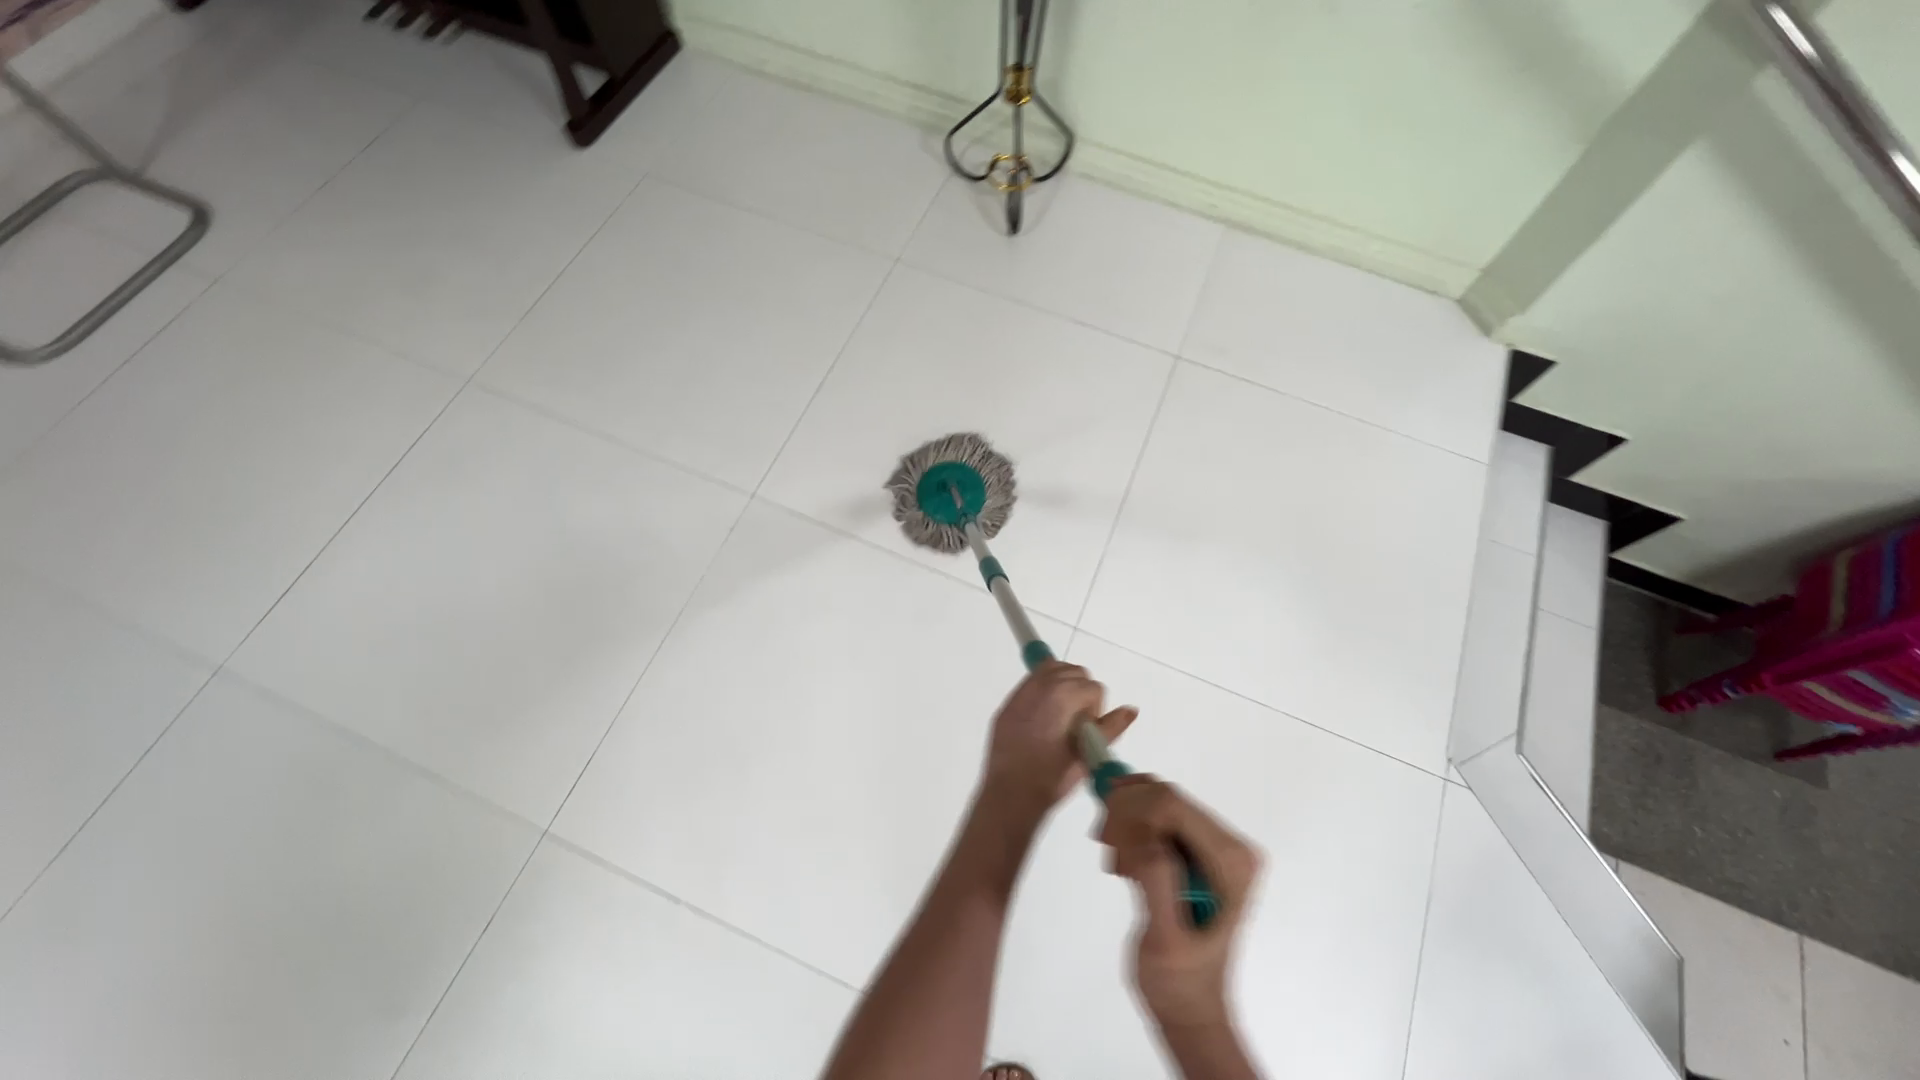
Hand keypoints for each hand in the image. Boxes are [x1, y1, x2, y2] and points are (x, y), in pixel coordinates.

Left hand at [980, 662, 1136, 809]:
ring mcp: (1021, 693)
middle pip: (1074, 672)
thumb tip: (1131, 709)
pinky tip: (1044, 716)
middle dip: (1081, 693)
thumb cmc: (1053, 778)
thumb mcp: (1087, 754)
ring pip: (1051, 669)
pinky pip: (1031, 681)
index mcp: (1062, 696)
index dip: (1095, 709)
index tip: (1087, 730)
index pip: (1093, 687)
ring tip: (1062, 716)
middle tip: (1077, 723)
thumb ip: (1110, 727)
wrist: (1011, 794)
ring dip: (1063, 685)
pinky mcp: (1008, 703)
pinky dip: (1043, 689)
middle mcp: (1040, 685)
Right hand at [1100, 777, 1261, 1030]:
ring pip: (1156, 799)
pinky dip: (1129, 827)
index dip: (1131, 815)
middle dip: (1125, 815)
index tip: (1108, 845)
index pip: (1171, 804)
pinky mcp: (1196, 850)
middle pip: (1163, 795)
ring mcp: (1214, 846)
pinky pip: (1155, 814)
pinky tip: (1122, 860)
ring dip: (1124, 821)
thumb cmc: (1178, 981)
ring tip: (1115, 864)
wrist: (1188, 1006)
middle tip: (1104, 849)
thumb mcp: (1166, 940)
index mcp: (1232, 861)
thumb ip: (1159, 887)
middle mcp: (1231, 845)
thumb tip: (1146, 840)